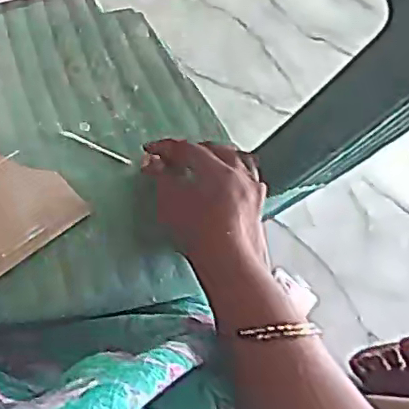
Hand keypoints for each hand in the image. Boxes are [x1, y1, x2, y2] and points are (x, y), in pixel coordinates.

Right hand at [144, 140, 267, 272]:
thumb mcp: (169, 201)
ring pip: (238, 159)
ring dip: (218, 156)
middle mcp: (238, 172)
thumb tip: (154, 161)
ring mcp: (252, 187)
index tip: (150, 149)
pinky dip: (236, 172)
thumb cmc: (196, 230)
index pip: (187, 148)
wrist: (229, 261)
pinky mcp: (259, 204)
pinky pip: (249, 177)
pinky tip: (228, 181)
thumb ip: (160, 176)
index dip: (165, 147)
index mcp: (216, 169)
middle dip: (192, 149)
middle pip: (215, 149)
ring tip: (205, 163)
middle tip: (173, 157)